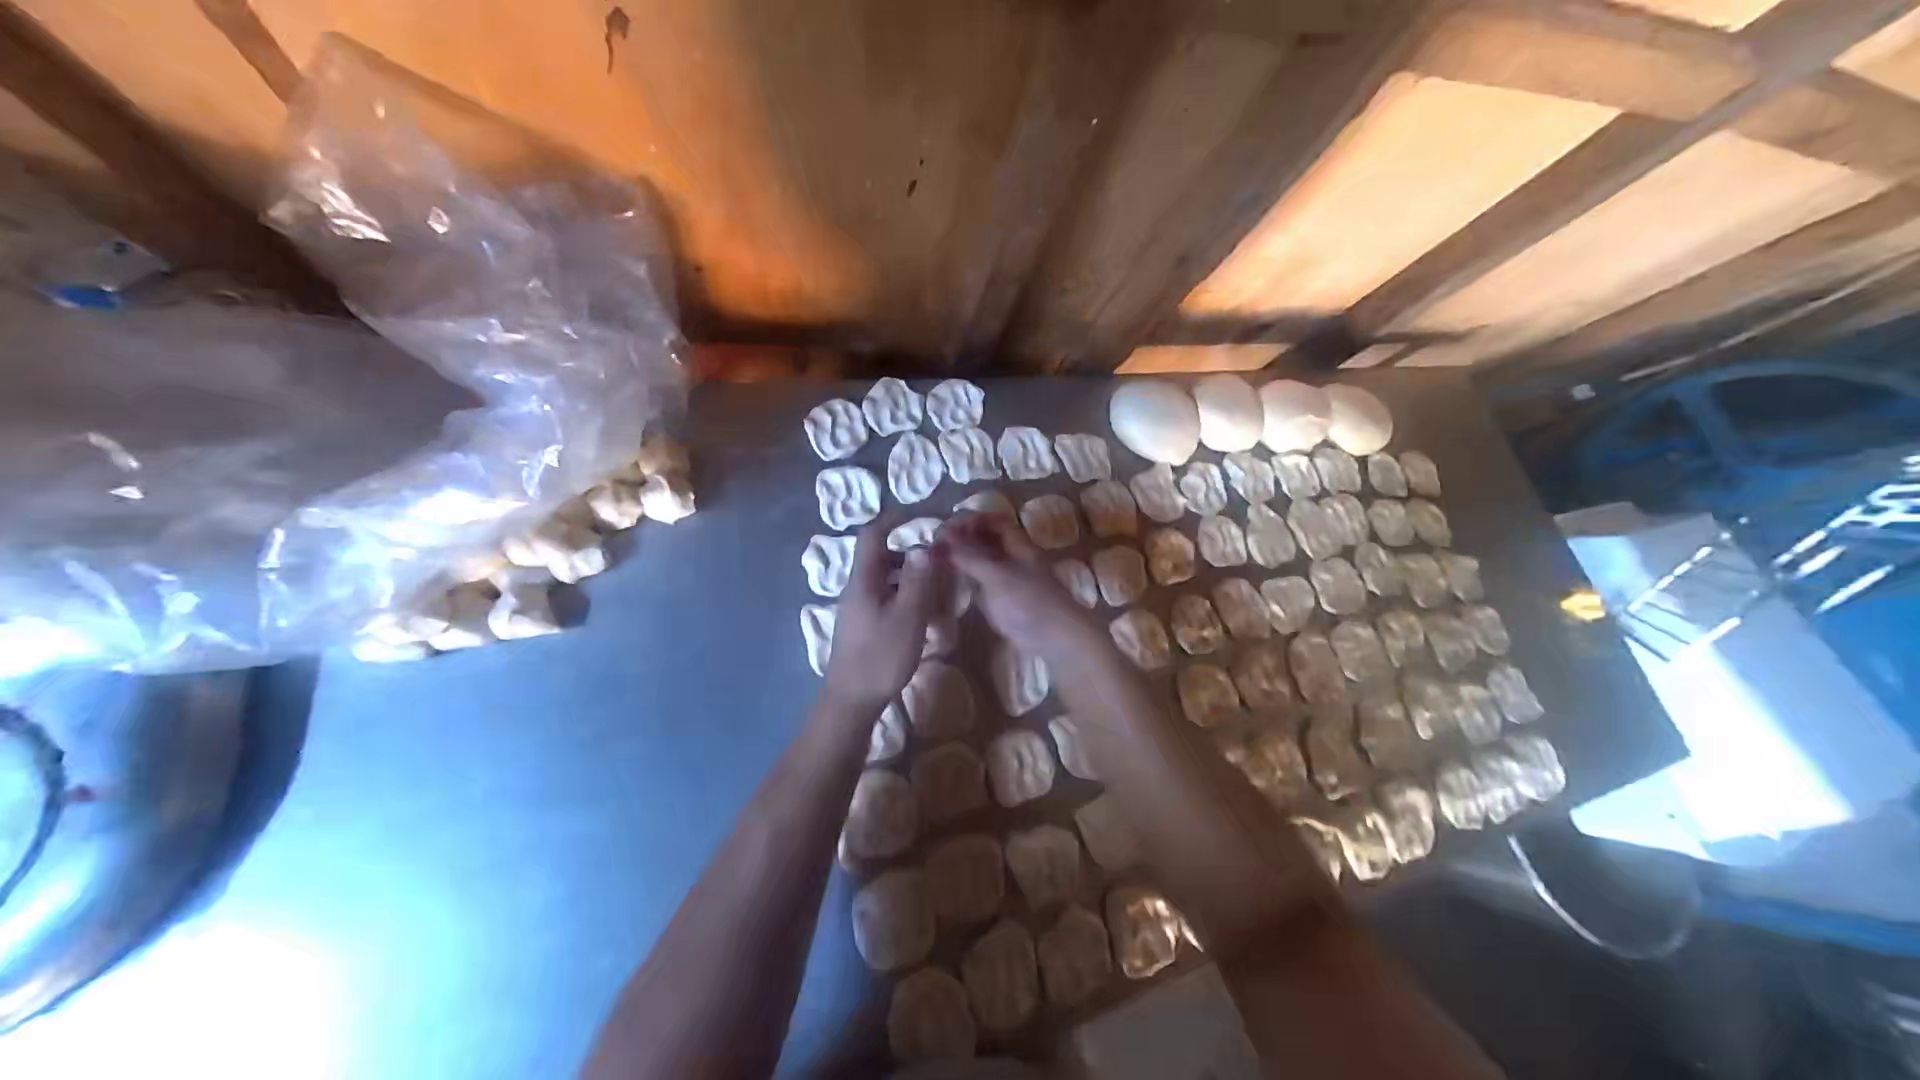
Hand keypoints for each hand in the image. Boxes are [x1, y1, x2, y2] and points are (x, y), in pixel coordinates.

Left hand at [823, 521, 947, 714]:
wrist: (851, 701)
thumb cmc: (880, 656)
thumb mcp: (907, 616)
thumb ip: (918, 580)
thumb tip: (923, 546)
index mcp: (864, 580)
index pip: (872, 535)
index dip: (893, 520)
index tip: (920, 517)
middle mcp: (857, 589)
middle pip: (882, 558)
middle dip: (911, 555)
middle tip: (940, 562)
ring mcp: (858, 610)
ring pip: (886, 581)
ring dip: (911, 579)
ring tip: (937, 591)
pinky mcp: (863, 628)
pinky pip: (886, 601)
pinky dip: (905, 600)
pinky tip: (923, 618)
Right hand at [936, 512, 1091, 659]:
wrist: (1055, 640)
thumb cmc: (1029, 602)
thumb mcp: (998, 575)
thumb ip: (971, 556)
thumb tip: (946, 539)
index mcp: (1020, 547)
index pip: (997, 522)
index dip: (974, 520)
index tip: (950, 527)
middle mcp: (1015, 560)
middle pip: (989, 541)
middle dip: (964, 538)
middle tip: (938, 544)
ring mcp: (1010, 583)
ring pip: (984, 562)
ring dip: (963, 558)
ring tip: (938, 559)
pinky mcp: (1004, 603)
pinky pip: (982, 583)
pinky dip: (967, 578)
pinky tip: (952, 580)